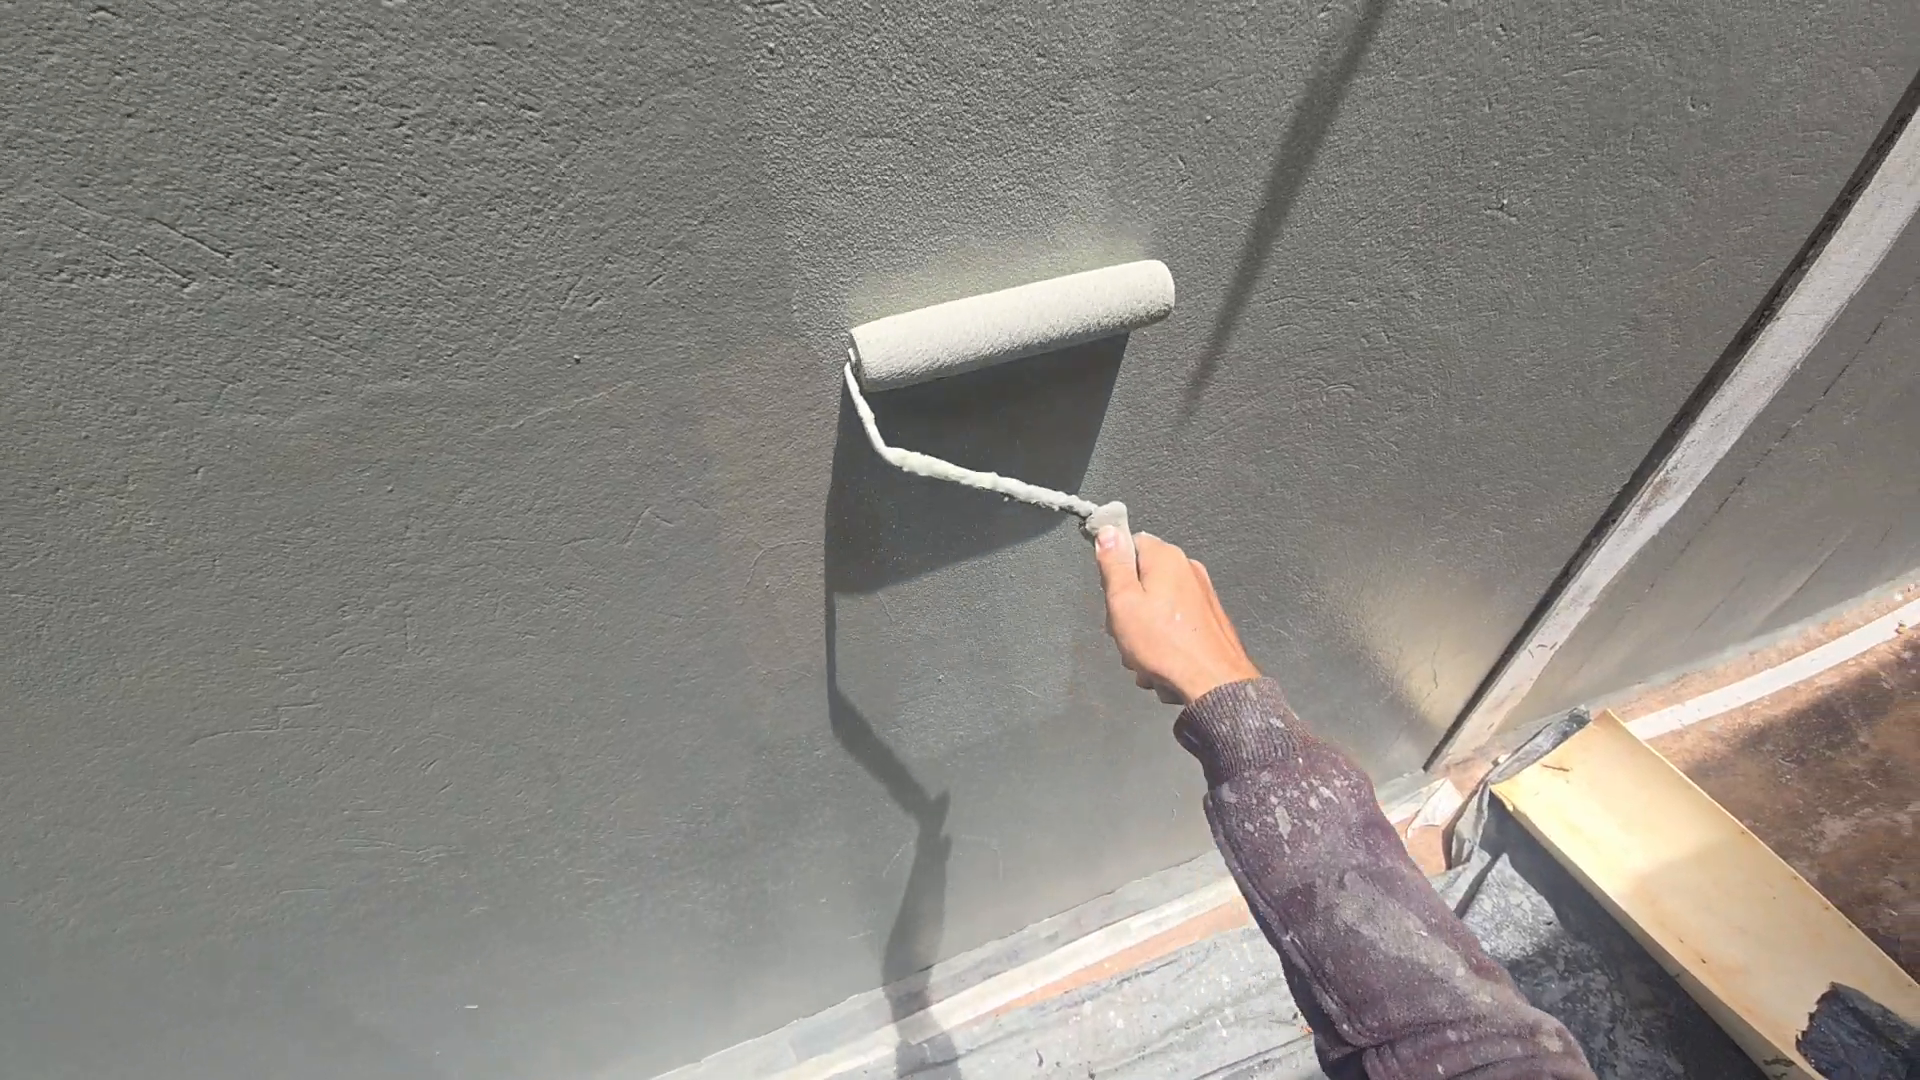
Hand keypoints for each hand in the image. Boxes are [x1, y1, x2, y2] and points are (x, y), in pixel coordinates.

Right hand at [1094, 527, 1259, 704]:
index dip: (1113, 570)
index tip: (1111, 594)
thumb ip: (1113, 565)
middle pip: (1141, 578)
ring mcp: (1200, 594)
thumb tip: (1107, 532)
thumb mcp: (1123, 601)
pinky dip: (1162, 640)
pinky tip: (1159, 660)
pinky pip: (1172, 623)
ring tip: (1143, 652)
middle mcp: (1187, 569)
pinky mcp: (1207, 618)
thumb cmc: (1167, 646)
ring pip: (1155, 605)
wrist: (1213, 683)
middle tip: (1125, 629)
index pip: (1129, 543)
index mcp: (1166, 558)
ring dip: (1142, 630)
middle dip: (1127, 607)